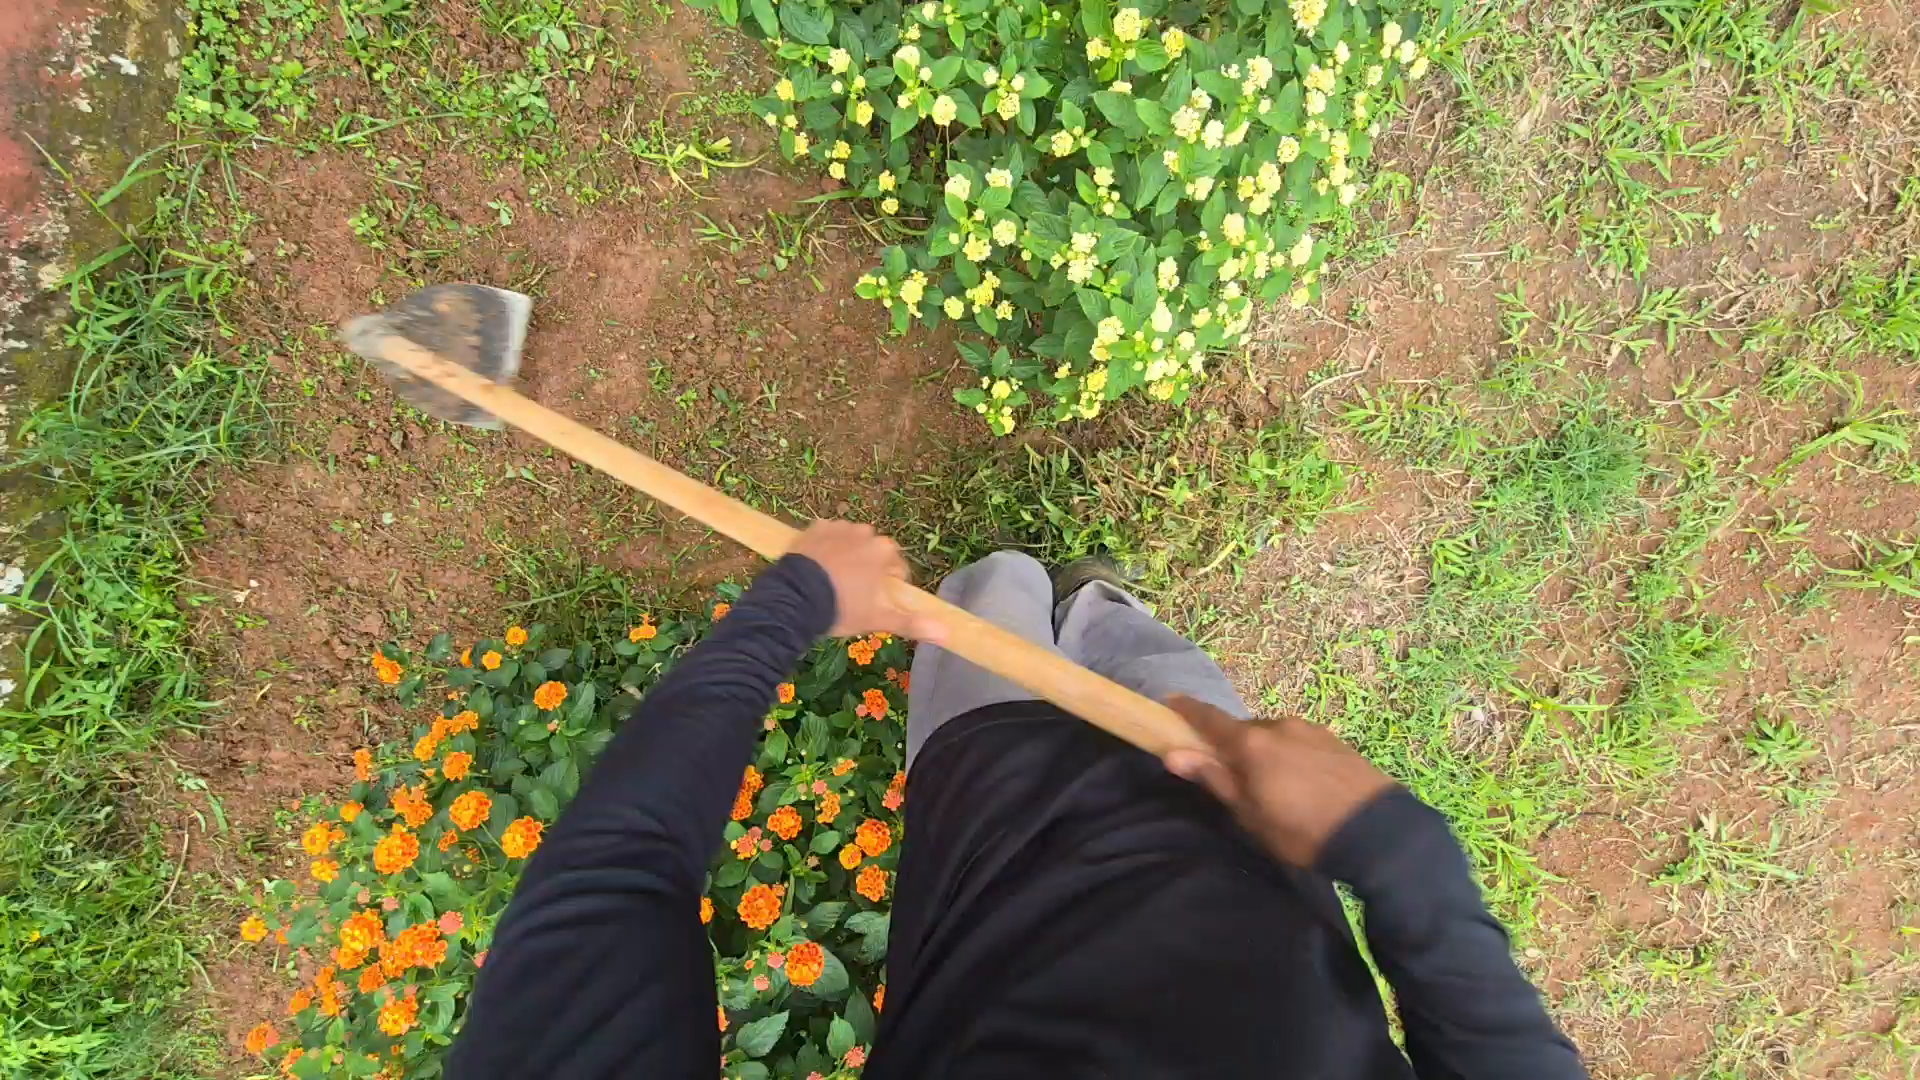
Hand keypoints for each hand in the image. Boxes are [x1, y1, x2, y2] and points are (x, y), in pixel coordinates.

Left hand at [789, 520, 945, 642]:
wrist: (795, 598)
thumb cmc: (842, 608)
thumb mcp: (878, 620)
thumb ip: (912, 624)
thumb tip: (947, 633)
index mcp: (885, 552)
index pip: (898, 569)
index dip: (889, 588)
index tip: (874, 603)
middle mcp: (866, 533)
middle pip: (874, 553)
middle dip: (868, 569)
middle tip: (853, 594)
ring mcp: (839, 527)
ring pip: (851, 543)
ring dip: (847, 556)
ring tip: (833, 582)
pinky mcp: (815, 528)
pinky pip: (827, 536)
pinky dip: (825, 548)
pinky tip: (817, 567)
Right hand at [1161, 696, 1395, 866]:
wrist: (1381, 834)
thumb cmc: (1303, 830)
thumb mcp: (1251, 814)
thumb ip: (1214, 779)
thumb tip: (1173, 754)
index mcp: (1250, 742)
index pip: (1209, 718)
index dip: (1187, 710)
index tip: (1169, 702)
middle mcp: (1276, 725)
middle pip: (1242, 730)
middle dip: (1233, 747)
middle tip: (1235, 777)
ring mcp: (1308, 729)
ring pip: (1272, 736)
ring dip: (1265, 752)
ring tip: (1275, 786)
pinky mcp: (1334, 739)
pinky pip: (1298, 741)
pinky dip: (1290, 754)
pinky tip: (1303, 782)